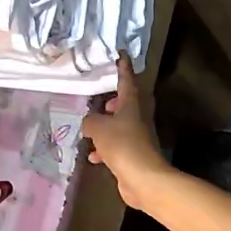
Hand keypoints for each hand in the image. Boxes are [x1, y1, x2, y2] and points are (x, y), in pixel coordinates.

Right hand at [83, 63, 171, 208]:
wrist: (142, 177)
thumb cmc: (122, 144)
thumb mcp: (98, 128)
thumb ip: (89, 121)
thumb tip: (88, 122)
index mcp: (132, 103)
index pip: (126, 78)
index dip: (122, 66)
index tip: (120, 53)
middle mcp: (137, 116)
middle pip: (125, 102)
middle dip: (112, 100)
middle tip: (100, 99)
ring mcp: (137, 136)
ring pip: (119, 125)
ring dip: (106, 126)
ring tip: (90, 127)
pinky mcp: (133, 154)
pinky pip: (116, 145)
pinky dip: (104, 148)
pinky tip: (92, 155)